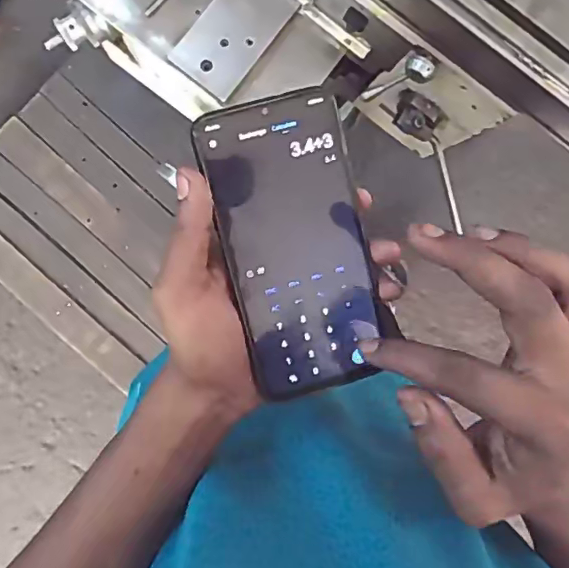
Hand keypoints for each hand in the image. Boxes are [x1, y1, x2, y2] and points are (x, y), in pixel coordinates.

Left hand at [153, 172, 401, 418]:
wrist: (217, 395)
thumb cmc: (194, 335)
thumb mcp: (180, 283)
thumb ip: (188, 235)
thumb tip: (189, 174)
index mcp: (240, 244)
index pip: (272, 205)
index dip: (298, 185)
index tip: (327, 172)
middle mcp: (272, 261)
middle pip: (314, 230)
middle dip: (346, 217)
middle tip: (368, 209)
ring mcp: (296, 289)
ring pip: (337, 261)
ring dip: (366, 251)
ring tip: (387, 255)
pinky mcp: (314, 316)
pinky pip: (345, 297)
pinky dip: (369, 290)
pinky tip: (387, 289)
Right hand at [357, 224, 568, 526]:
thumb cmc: (518, 491)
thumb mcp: (472, 498)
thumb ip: (441, 451)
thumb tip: (409, 393)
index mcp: (543, 421)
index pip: (470, 376)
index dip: (414, 358)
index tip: (370, 346)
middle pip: (529, 301)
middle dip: (471, 262)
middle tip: (418, 237)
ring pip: (565, 281)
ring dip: (511, 248)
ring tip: (460, 233)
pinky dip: (540, 256)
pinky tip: (495, 242)